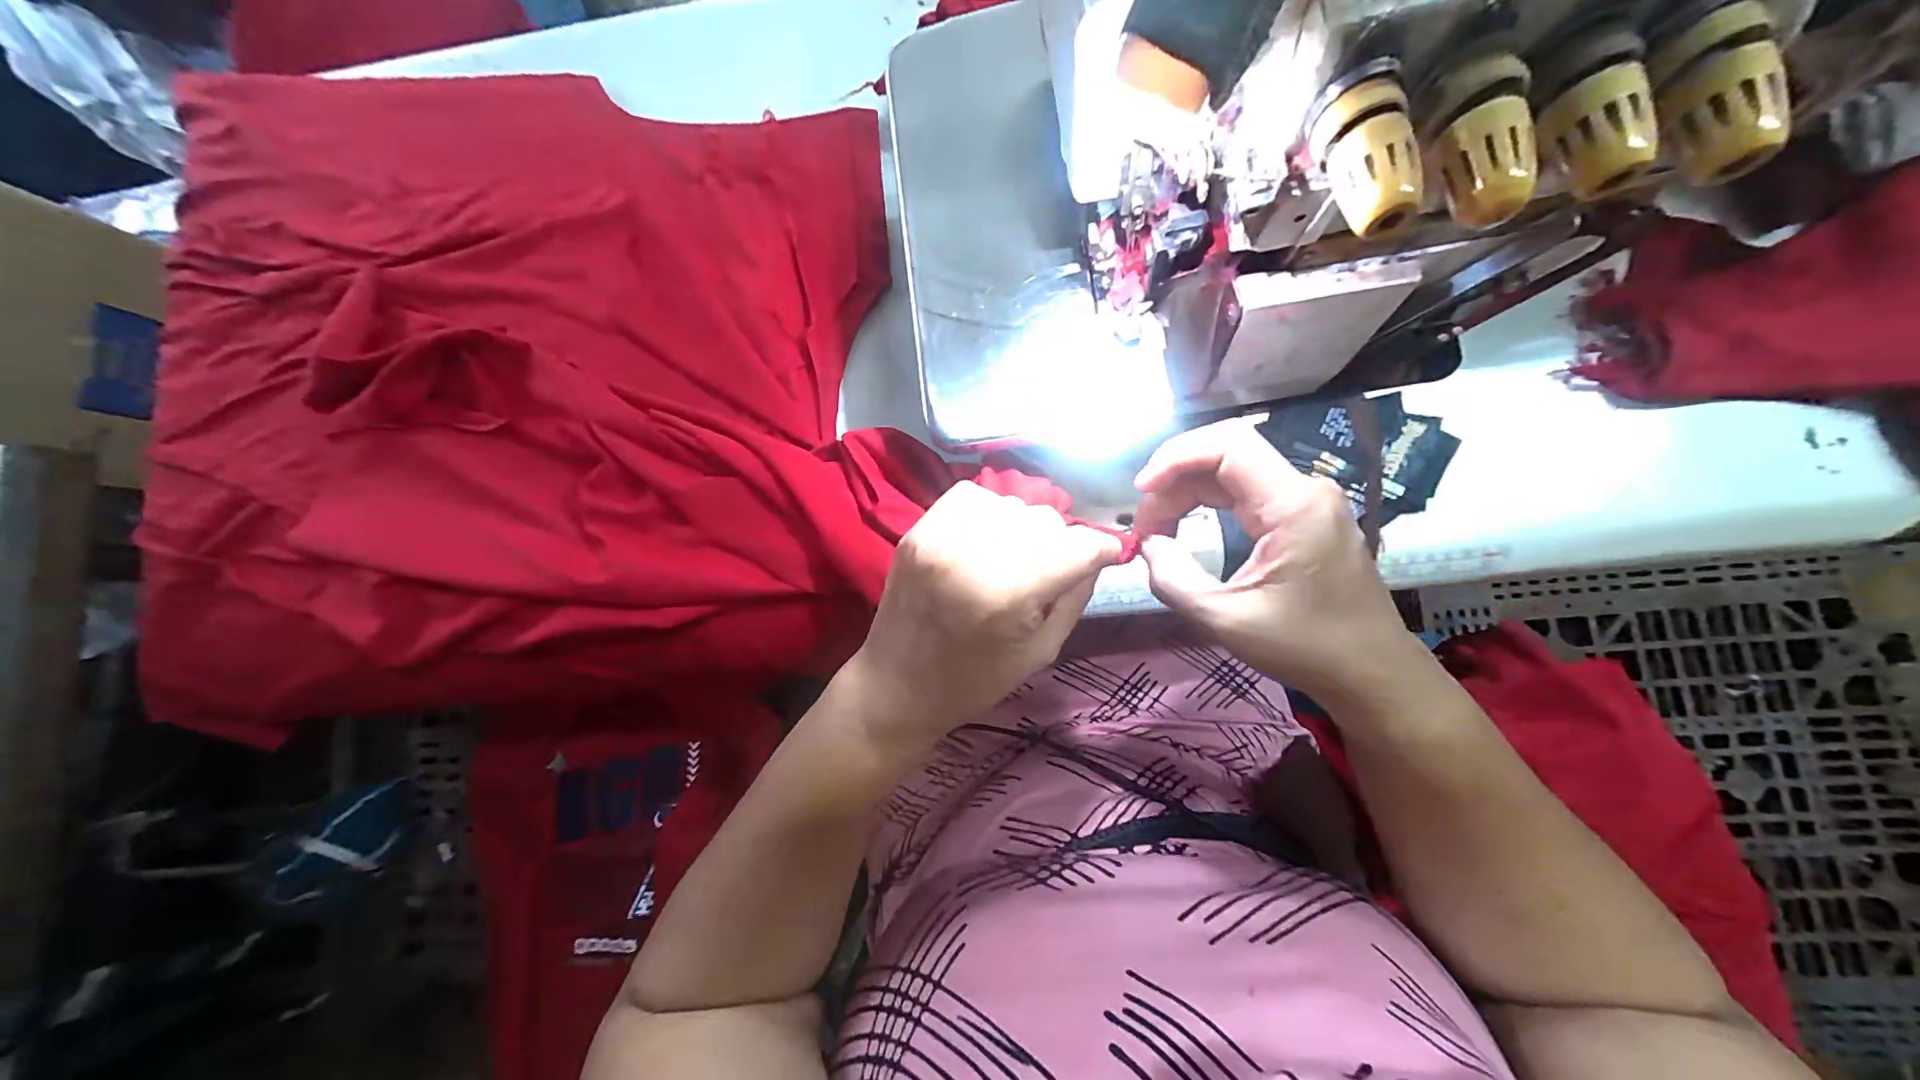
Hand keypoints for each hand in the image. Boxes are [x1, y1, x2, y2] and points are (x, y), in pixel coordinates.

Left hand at [844, 481, 1124, 753]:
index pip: (1079, 545)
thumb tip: (1098, 551)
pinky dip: (990, 513)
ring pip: (1013, 505)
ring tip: (1012, 561)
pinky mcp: (919, 529)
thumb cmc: (974, 681)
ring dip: (1024, 529)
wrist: (897, 686)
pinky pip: (974, 496)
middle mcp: (973, 553)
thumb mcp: (1041, 650)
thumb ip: (1076, 595)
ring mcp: (940, 536)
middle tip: (1047, 574)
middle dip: (1060, 543)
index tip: (1101, 560)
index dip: (1099, 551)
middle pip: (1047, 519)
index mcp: (1007, 593)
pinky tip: (985, 543)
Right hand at [1131, 420, 1419, 707]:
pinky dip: (1207, 503)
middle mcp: (1304, 490)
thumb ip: (1174, 579)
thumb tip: (1147, 544)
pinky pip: (1246, 492)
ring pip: (1232, 471)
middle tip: (1144, 523)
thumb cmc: (1304, 647)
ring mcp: (1306, 501)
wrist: (1371, 671)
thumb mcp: (1225, 619)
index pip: (1228, 446)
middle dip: (1174, 479)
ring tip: (1155, 528)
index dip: (1175, 458)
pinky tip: (1183, 525)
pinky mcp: (1303, 516)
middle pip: (1226, 454)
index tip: (1141, 492)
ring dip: (1186, 491)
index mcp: (1294, 506)